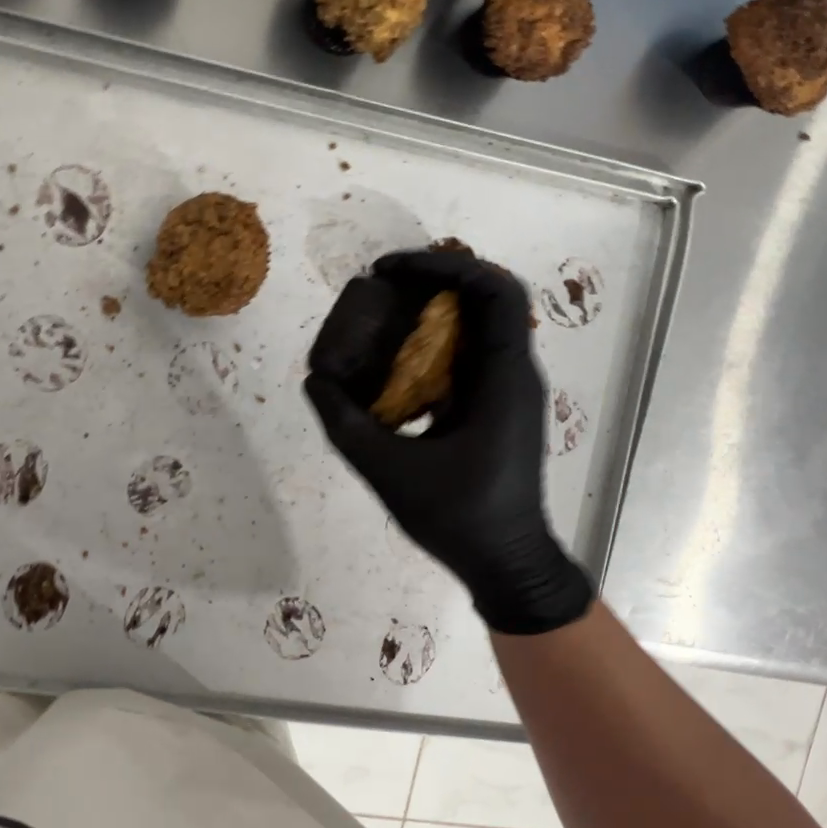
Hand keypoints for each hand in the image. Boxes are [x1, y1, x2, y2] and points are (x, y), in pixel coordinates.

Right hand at [303, 250, 592, 634]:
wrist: (507, 561)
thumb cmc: (459, 517)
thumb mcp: (388, 470)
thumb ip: (345, 423)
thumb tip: (313, 379)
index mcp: (504, 377)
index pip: (494, 290)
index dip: (443, 266)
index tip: (388, 271)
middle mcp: (512, 373)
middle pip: (482, 298)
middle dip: (429, 281)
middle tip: (375, 286)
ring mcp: (506, 390)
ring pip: (473, 325)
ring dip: (428, 310)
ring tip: (377, 313)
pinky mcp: (493, 408)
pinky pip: (463, 356)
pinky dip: (428, 344)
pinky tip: (389, 361)